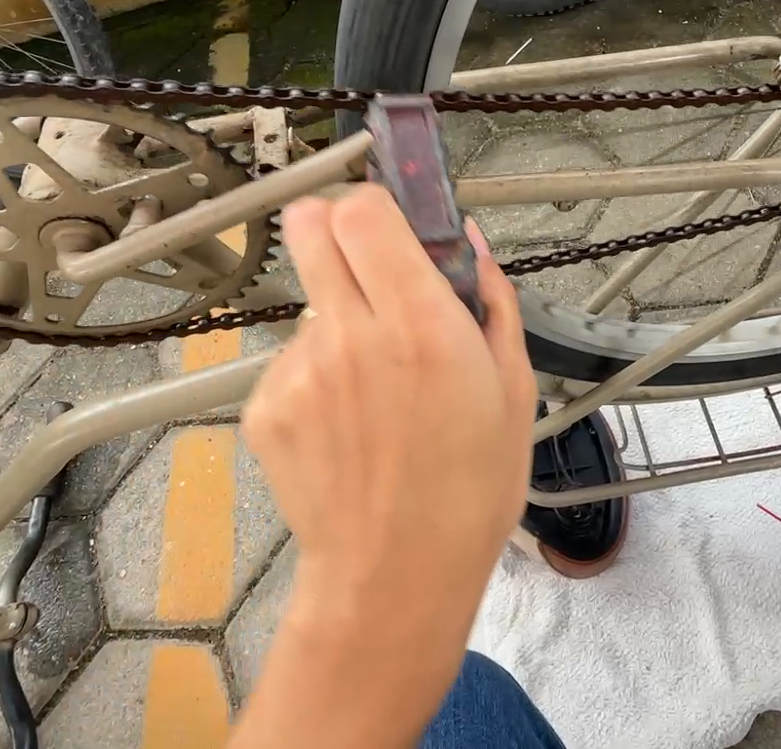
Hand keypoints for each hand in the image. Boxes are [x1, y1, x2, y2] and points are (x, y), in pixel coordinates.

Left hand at [244, 186, 536, 631]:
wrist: (398, 575)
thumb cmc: (471, 486)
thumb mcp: (513, 386)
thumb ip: (491, 299)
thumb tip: (470, 242)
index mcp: (419, 325)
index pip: (363, 211)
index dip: (376, 205)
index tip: (394, 224)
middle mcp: (350, 336)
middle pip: (309, 226)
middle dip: (336, 229)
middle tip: (369, 266)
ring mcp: (299, 371)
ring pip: (309, 300)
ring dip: (340, 316)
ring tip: (375, 383)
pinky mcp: (267, 406)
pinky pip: (293, 358)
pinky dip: (320, 373)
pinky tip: (349, 421)